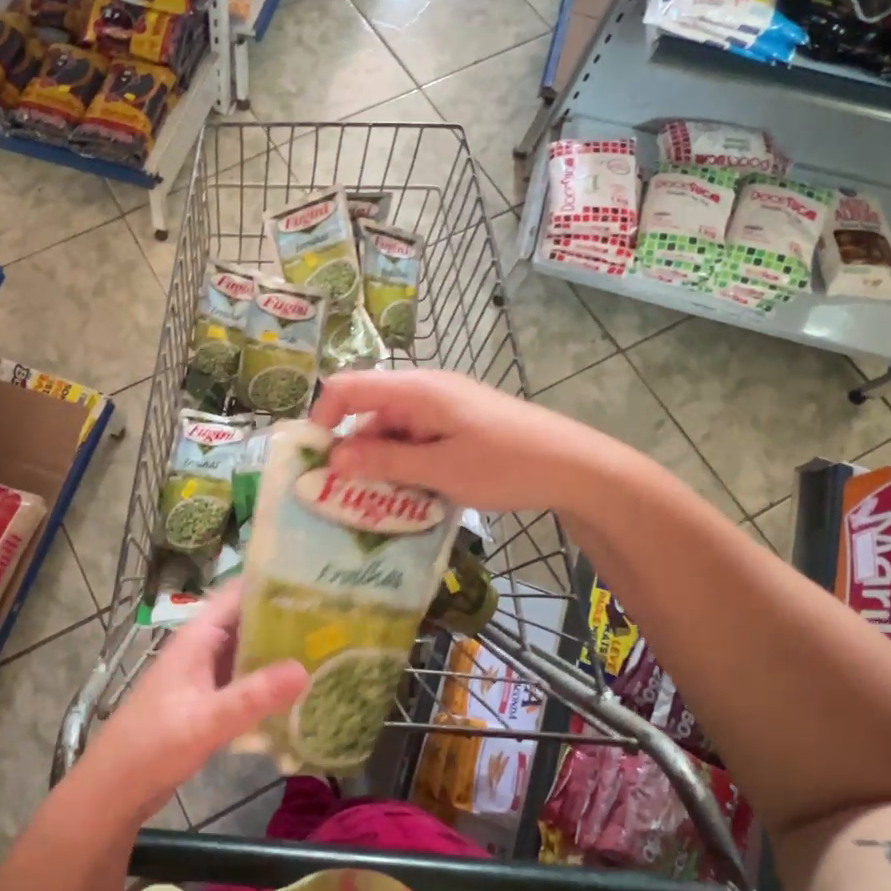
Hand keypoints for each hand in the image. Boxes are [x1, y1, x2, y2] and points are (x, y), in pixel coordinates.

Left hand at [80, 585, 306, 823]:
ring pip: (249, 652)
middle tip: (338, 621)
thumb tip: (305, 668)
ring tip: (329, 650)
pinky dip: (270, 682)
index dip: (274, 584)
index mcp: (198, 637)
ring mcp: (205, 676)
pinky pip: (245, 681)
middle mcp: (203, 648)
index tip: (318, 583)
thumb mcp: (206, 720)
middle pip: (249, 621)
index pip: (239, 593)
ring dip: (281, 651)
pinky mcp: (209, 702)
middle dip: (287, 619)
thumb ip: (253, 696)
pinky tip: (301, 693)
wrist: (116, 787)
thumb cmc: (154, 744)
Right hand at [310, 369, 619, 514]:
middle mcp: (424, 391)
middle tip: (345, 496)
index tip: (314, 459)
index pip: (348, 387)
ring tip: (379, 503)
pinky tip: (411, 495)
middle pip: (368, 412)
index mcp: (417, 390)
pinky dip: (405, 464)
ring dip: (380, 462)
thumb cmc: (506, 464)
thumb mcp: (440, 470)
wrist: (575, 467)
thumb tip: (333, 459)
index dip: (322, 417)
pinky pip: (414, 440)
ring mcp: (441, 408)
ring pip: (390, 430)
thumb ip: (384, 461)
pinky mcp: (455, 425)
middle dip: (352, 450)